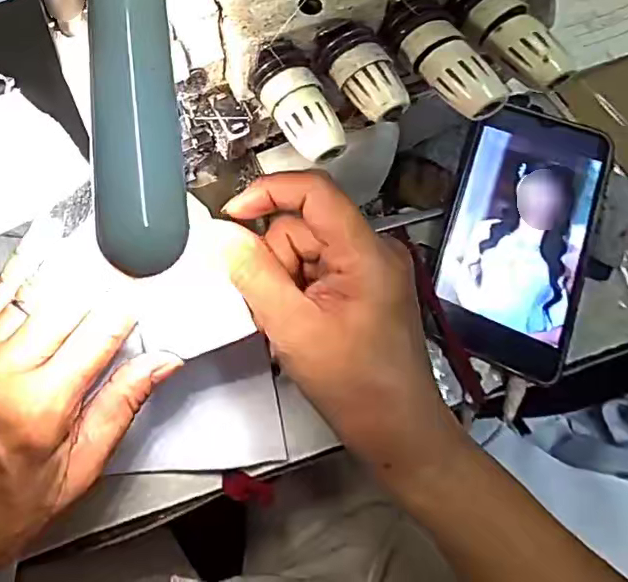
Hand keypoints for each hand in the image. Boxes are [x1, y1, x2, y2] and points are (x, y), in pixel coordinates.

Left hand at [0, 279, 182, 581]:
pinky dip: (25, 271)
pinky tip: (43, 255)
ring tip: (94, 256)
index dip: (128, 308)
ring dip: (68, 272)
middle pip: (68, 301)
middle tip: (125, 273)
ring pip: (34, 289)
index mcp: (40, 407)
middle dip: (101, 285)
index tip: (144, 295)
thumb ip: (120, 406)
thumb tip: (157, 366)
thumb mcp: (76, 472)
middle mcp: (4, 370)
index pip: (100, 333)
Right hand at [219, 172, 459, 487]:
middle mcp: (373, 248)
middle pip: (301, 224)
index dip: (268, 191)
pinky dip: (295, 287)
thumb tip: (226, 235)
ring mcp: (369, 265)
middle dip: (274, 259)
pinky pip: (313, 264)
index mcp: (366, 252)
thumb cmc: (356, 388)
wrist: (401, 435)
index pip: (314, 190)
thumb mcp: (292, 328)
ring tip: (290, 322)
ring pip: (301, 246)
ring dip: (283, 278)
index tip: (233, 214)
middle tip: (274, 306)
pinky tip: (300, 321)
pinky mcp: (363, 282)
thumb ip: (254, 274)